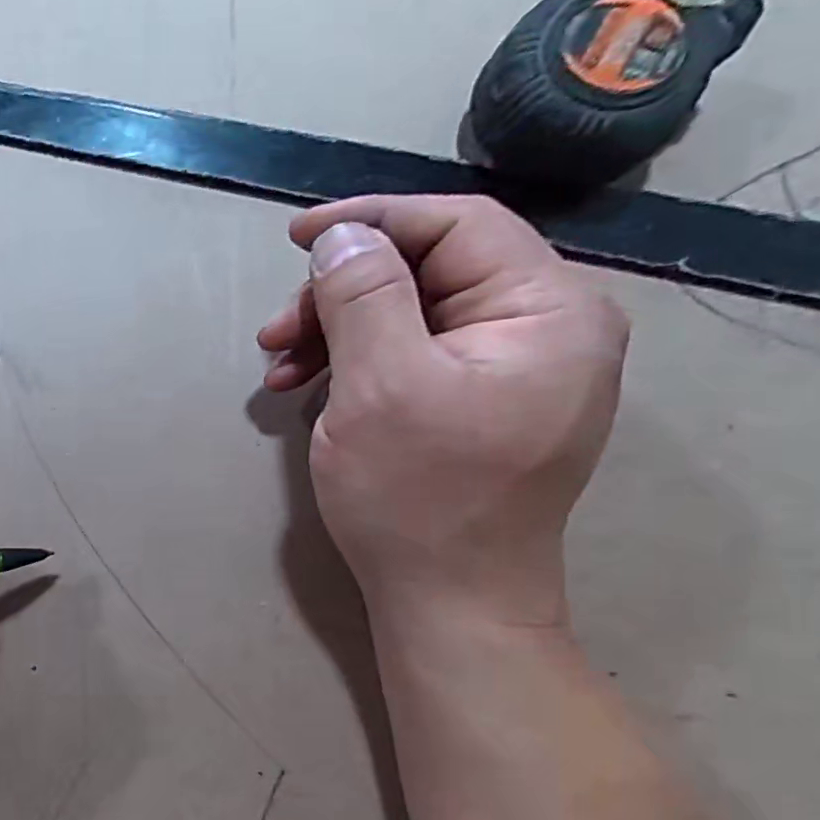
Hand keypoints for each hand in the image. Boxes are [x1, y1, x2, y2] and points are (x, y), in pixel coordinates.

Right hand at [257, 195, 629, 624]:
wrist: (447, 599)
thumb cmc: (415, 496)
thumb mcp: (377, 388)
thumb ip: (362, 297)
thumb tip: (341, 235)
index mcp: (545, 311)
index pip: (456, 226)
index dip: (371, 220)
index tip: (295, 237)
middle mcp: (543, 329)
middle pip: (428, 272)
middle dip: (340, 293)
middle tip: (274, 333)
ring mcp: (510, 370)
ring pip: (410, 316)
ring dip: (336, 331)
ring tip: (278, 368)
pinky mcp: (475, 403)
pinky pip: (409, 357)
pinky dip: (353, 365)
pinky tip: (308, 390)